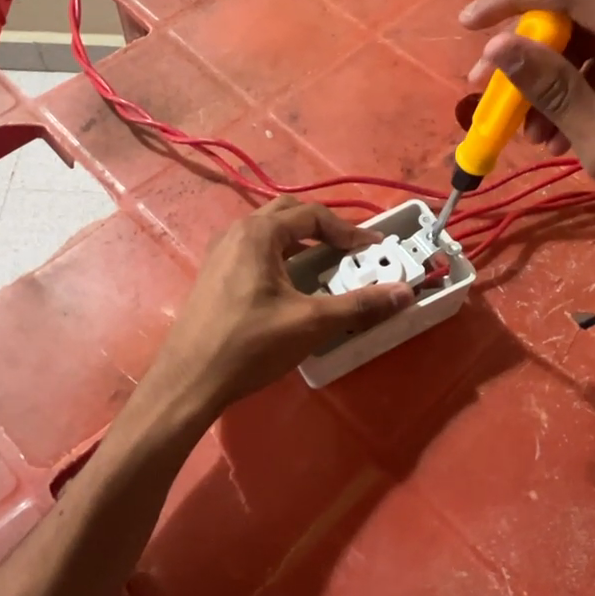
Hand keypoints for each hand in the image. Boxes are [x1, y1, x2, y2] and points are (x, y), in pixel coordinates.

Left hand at [148, 197, 412, 415]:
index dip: (348, 231)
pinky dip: (281, 256)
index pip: (313, 215)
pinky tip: (291, 285)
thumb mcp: (311, 323)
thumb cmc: (250, 344)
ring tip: (326, 264)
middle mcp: (236, 233)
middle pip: (288, 215)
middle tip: (351, 250)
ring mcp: (220, 254)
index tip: (374, 251)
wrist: (189, 380)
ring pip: (269, 232)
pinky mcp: (213, 276)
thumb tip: (405, 293)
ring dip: (301, 241)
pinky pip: (254, 251)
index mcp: (258, 233)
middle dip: (324, 228)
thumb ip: (360, 305)